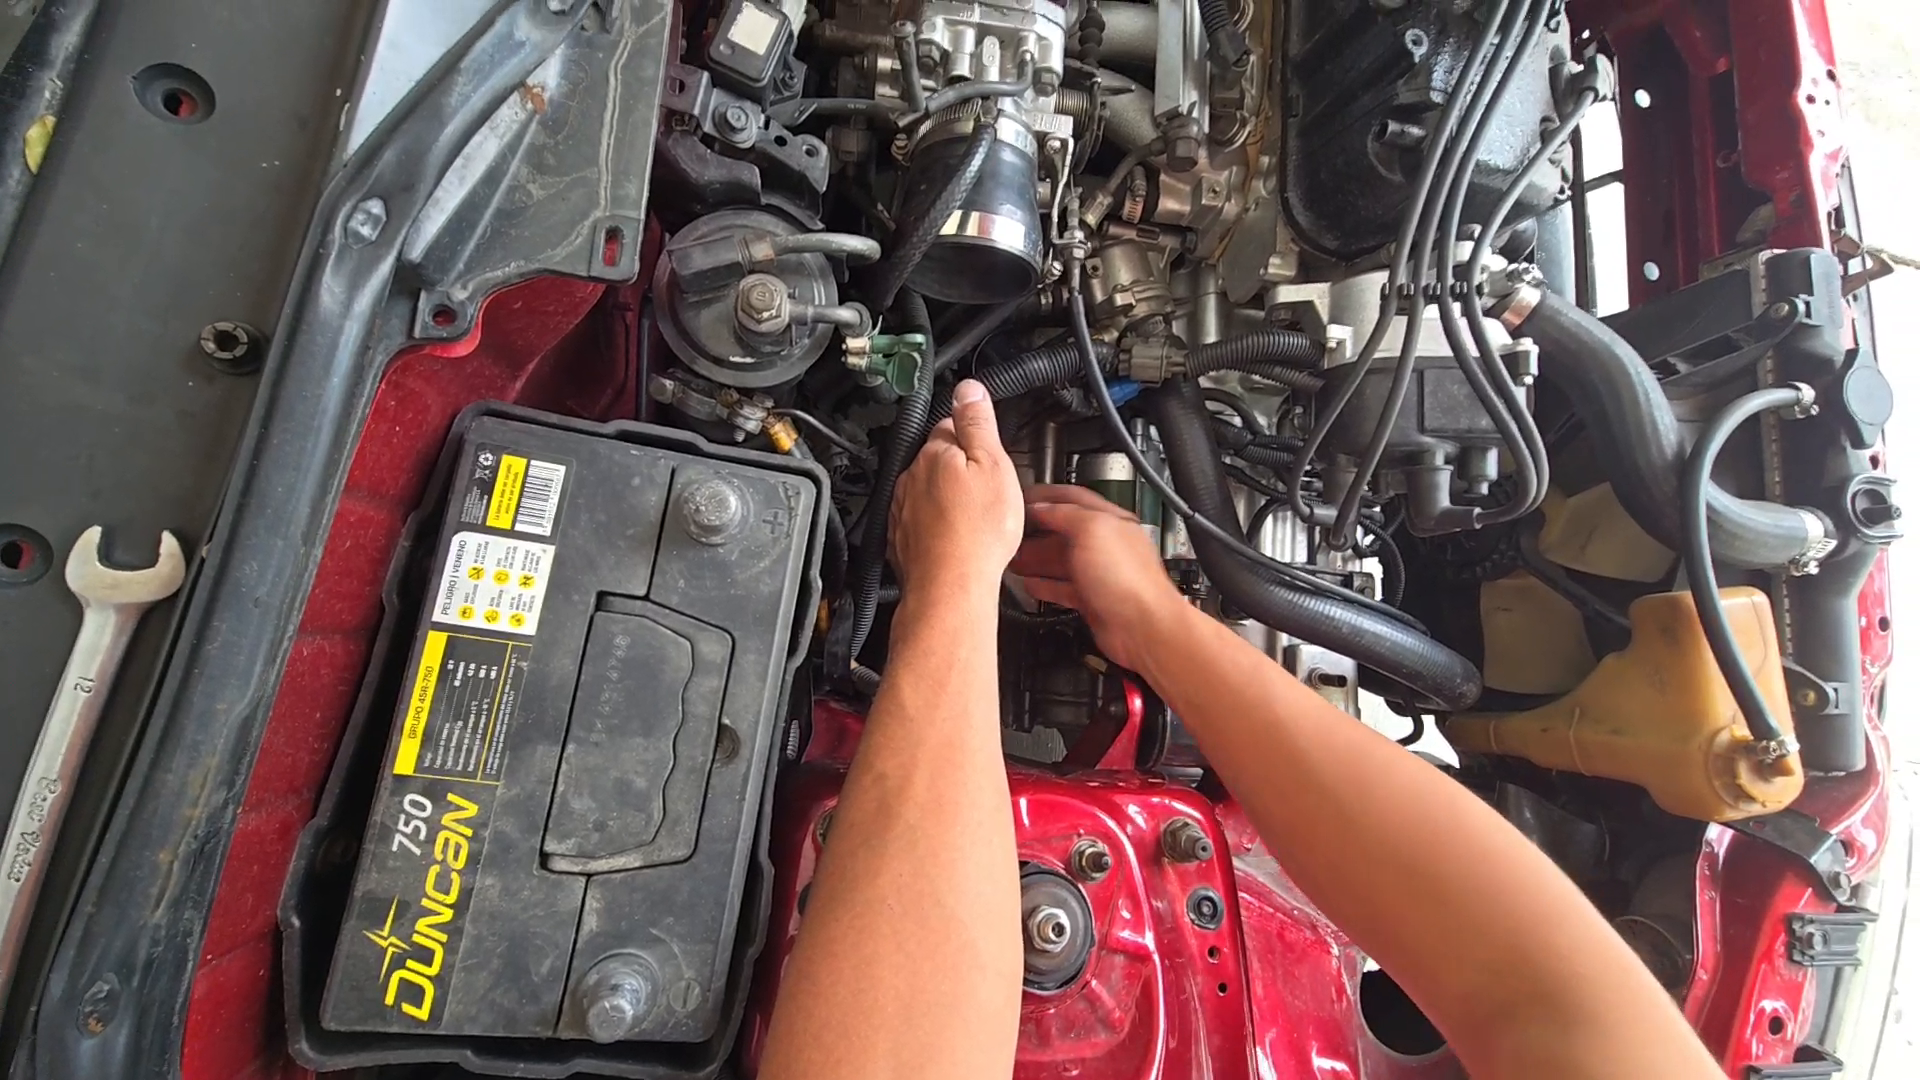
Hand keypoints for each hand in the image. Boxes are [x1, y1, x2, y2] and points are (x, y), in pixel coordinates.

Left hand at [889, 380, 1023, 595]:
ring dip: (945, 496)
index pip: (952, 425)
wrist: (951, 587)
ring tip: (973, 517)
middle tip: (986, 489)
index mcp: (935, 453)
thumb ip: (978, 424)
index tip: (987, 451)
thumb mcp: (994, 466)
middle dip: (958, 467)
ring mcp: (902, 507)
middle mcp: (912, 476)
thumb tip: (968, 388)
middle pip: (938, 458)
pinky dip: (935, 523)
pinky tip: (955, 536)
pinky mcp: (901, 536)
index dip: (974, 437)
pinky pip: (919, 519)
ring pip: (927, 489)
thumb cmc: (977, 534)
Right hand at [1011, 485, 1190, 672]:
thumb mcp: (1092, 530)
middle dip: (1034, 529)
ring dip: (1034, 557)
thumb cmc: (1129, 581)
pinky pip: (1061, 588)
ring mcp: (1098, 574)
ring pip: (1059, 560)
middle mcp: (1104, 546)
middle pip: (1062, 530)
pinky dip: (1044, 584)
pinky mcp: (1091, 600)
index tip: (1021, 498)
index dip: (1044, 496)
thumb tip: (1042, 507)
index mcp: (1109, 521)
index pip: (1071, 499)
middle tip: (1010, 531)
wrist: (1143, 628)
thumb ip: (1065, 514)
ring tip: (1012, 556)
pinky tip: (1030, 583)